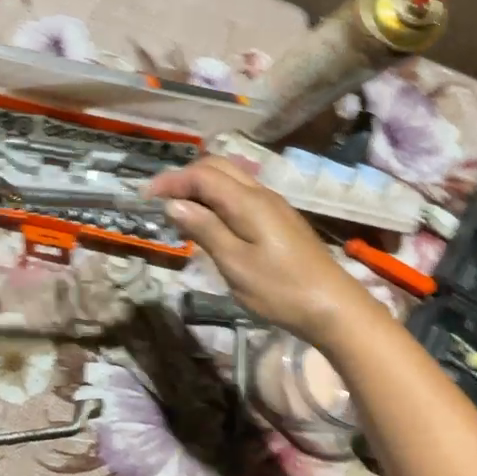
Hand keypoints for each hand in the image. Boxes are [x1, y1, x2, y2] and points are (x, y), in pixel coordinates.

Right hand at [148, 157, 379, 346]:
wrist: (332, 308)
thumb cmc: (279, 289)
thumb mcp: (234, 263)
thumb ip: (204, 229)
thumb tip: (174, 205)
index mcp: (248, 203)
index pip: (203, 176)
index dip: (171, 181)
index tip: (144, 196)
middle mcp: (262, 196)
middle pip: (218, 168)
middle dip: (184, 177)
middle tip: (158, 199)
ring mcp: (273, 207)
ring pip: (231, 179)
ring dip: (200, 186)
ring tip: (176, 210)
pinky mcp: (278, 221)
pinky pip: (240, 195)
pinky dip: (216, 198)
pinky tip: (205, 221)